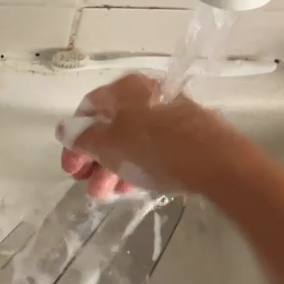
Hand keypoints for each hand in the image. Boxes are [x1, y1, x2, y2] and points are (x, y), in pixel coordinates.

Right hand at [57, 73, 243, 197]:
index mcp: (123, 88)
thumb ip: (82, 137)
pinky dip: (138, 164)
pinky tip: (134, 187)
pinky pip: (153, 146)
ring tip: (110, 194)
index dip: (74, 140)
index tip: (72, 169)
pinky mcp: (187, 132)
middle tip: (88, 186)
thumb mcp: (109, 145)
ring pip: (131, 138)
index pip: (87, 109)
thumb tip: (65, 129)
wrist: (218, 162)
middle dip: (95, 159)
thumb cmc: (155, 149)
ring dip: (114, 166)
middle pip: (109, 125)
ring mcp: (169, 112)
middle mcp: (145, 93)